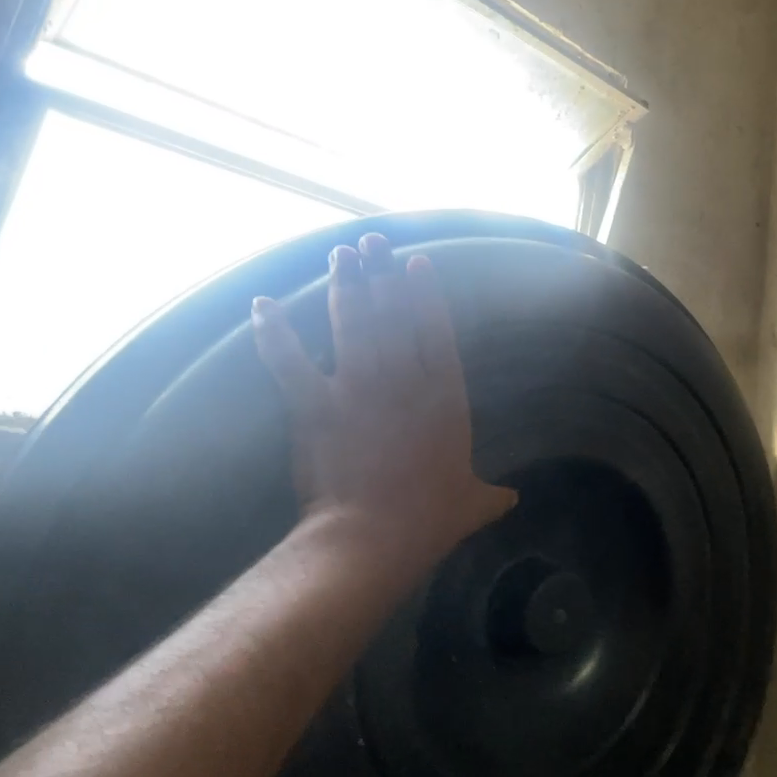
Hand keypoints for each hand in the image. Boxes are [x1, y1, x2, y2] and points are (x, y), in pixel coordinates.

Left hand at [250, 233, 515, 577]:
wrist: (375, 536)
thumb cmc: (431, 518)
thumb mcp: (472, 504)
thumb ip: (491, 495)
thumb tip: (512, 500)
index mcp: (445, 395)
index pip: (436, 330)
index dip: (425, 293)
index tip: (416, 262)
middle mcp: (405, 380)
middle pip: (393, 314)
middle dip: (382, 274)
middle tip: (372, 241)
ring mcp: (359, 389)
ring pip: (352, 324)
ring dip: (345, 286)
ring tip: (341, 254)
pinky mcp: (315, 406)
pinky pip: (290, 362)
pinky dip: (274, 332)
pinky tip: (264, 304)